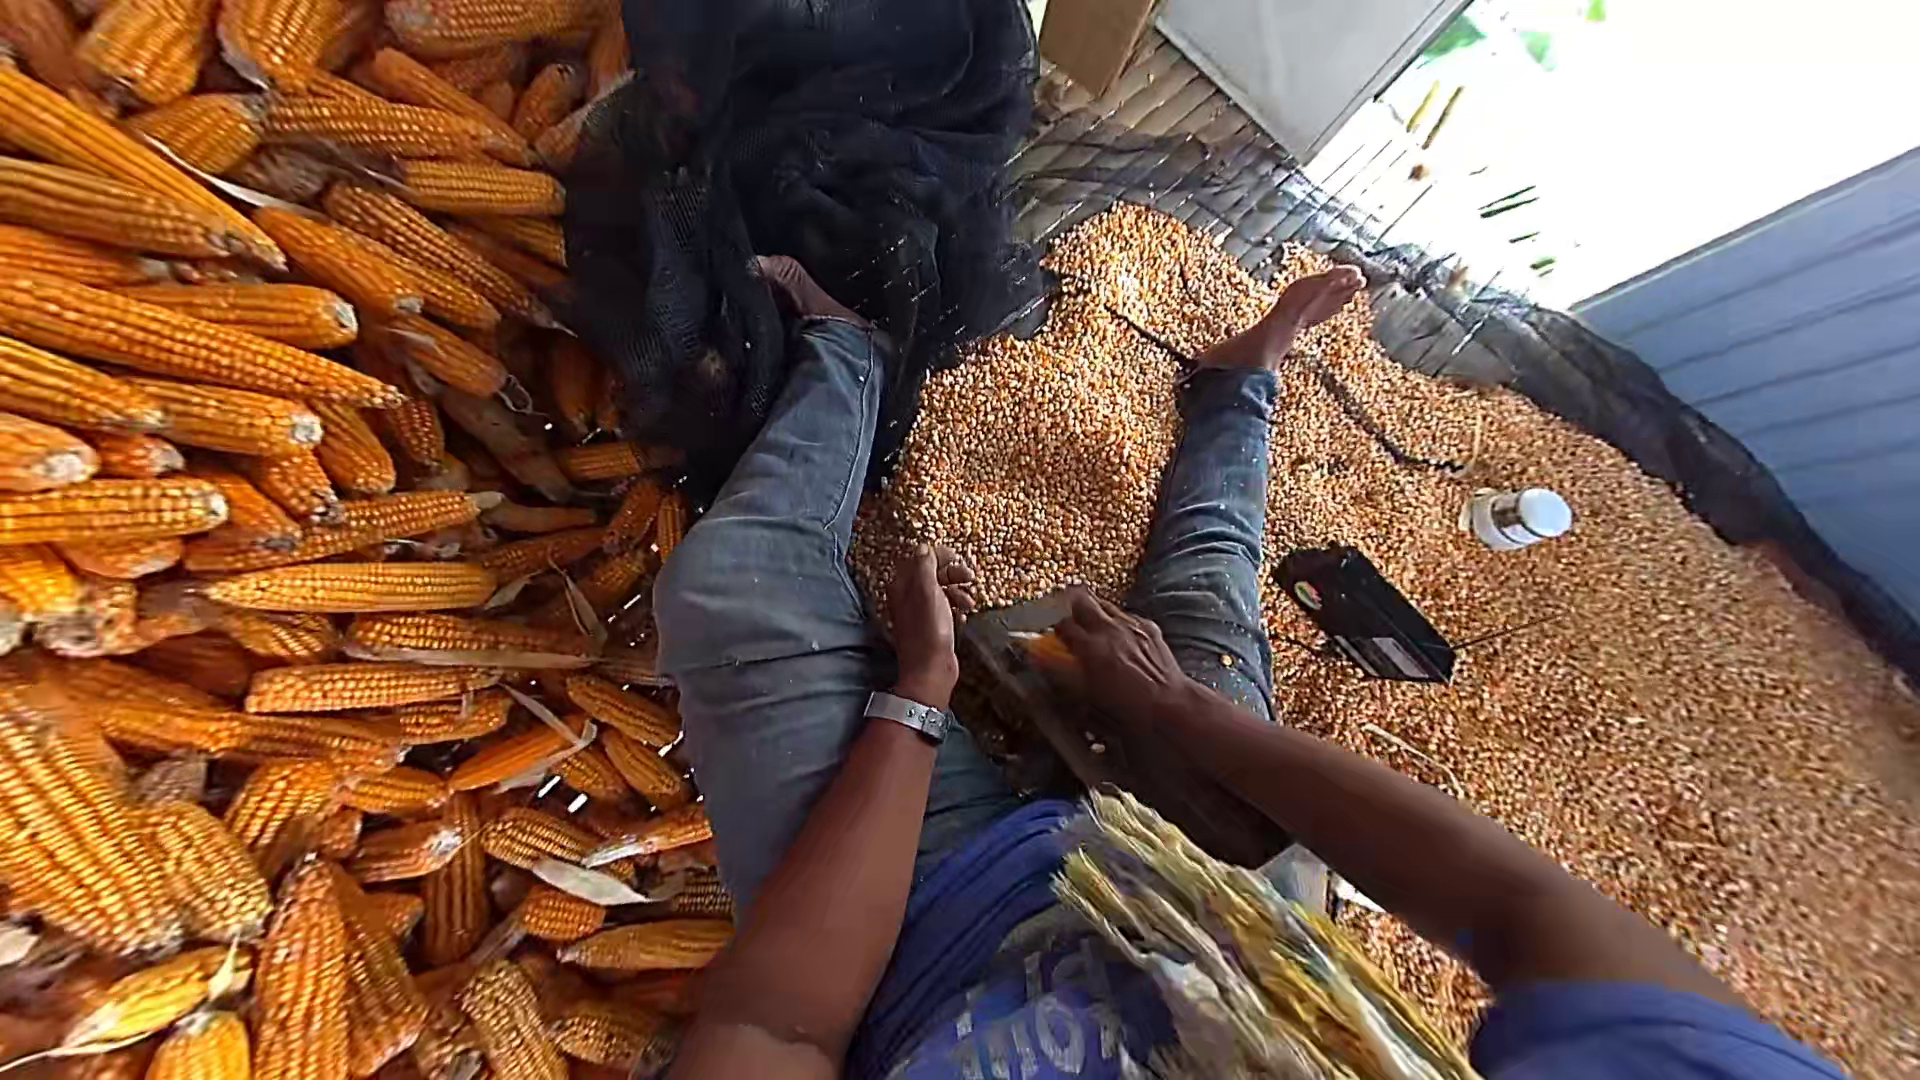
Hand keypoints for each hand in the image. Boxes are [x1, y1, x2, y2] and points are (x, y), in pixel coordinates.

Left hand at [885, 544, 975, 709]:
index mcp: (903, 585)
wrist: (931, 670)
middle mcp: (908, 596)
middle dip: (954, 574)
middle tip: (970, 578)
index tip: (959, 560)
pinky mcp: (933, 625)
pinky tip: (964, 615)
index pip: (921, 558)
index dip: (941, 556)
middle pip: (934, 573)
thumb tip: (923, 546)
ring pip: (943, 590)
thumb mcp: (928, 591)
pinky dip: (957, 607)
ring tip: (969, 602)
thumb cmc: (929, 630)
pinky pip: (947, 607)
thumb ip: (925, 566)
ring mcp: (921, 612)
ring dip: (959, 591)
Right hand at [1052, 587, 1195, 726]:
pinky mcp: (1149, 627)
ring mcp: (1131, 625)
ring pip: (1105, 604)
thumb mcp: (1087, 699)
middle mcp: (1110, 630)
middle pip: (1082, 601)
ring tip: (1091, 620)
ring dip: (1094, 610)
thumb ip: (1063, 677)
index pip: (1062, 625)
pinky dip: (1117, 621)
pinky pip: (1126, 615)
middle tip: (1065, 611)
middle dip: (1070, 604)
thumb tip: (1043, 664)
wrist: (1171, 706)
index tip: (1052, 635)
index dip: (1054, 629)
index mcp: (1091, 648)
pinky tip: (1119, 634)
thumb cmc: (1128, 711)